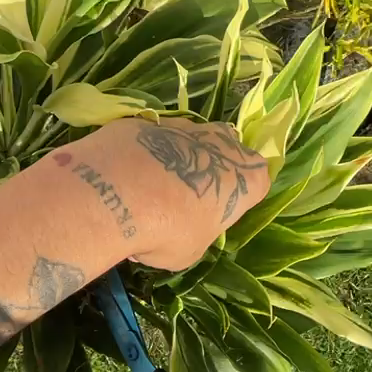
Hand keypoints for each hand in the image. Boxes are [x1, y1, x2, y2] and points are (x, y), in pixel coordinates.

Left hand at [50, 118, 269, 269]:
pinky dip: (139, 155)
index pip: (257, 184)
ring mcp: (182, 125)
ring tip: (145, 191)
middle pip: (224, 152)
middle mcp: (221, 142)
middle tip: (183, 199)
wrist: (115, 195)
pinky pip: (148, 140)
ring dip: (172, 160)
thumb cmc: (167, 232)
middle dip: (209, 170)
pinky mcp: (145, 121)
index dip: (236, 199)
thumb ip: (196, 233)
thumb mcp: (191, 250)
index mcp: (247, 177)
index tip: (216, 214)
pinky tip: (121, 177)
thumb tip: (180, 230)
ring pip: (186, 142)